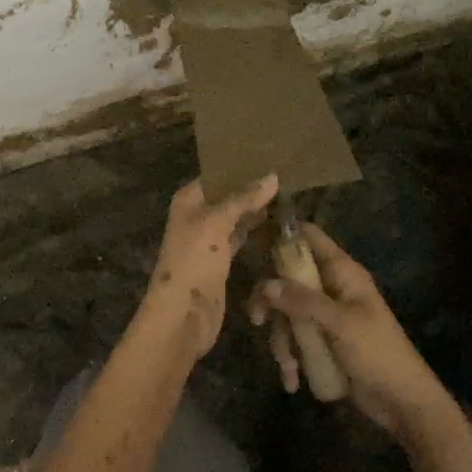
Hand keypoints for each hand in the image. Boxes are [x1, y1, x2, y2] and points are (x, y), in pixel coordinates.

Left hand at [143, 175, 277, 358]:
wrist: (183, 315)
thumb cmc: (193, 261)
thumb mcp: (216, 223)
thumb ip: (243, 199)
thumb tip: (272, 175)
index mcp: (188, 200)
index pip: (216, 175)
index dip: (239, 166)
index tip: (271, 155)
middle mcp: (197, 216)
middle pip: (227, 196)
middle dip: (252, 188)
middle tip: (287, 175)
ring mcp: (209, 240)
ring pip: (236, 217)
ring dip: (256, 210)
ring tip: (288, 195)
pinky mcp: (221, 262)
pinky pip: (241, 239)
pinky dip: (255, 231)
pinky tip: (277, 224)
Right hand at [249, 222, 452, 439]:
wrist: (403, 403)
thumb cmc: (378, 354)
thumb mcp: (340, 325)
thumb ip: (302, 301)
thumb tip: (265, 284)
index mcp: (342, 272)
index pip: (309, 237)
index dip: (283, 236)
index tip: (255, 249)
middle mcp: (331, 288)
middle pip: (288, 278)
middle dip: (272, 302)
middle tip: (257, 320)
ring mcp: (326, 315)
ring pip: (288, 312)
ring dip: (282, 339)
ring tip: (288, 366)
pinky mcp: (323, 341)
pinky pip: (296, 339)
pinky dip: (291, 357)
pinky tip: (293, 380)